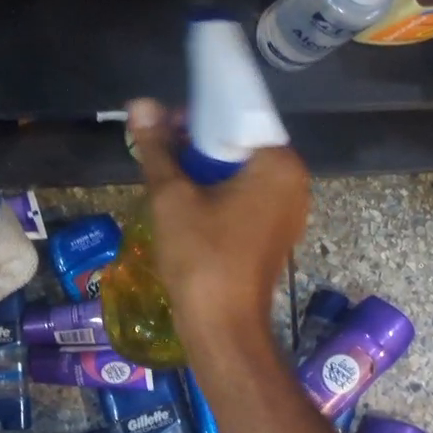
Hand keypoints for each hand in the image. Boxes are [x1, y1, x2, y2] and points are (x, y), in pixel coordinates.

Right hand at [127, 98, 308, 345]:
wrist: (221, 328)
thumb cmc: (201, 258)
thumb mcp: (171, 197)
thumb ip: (157, 148)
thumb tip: (139, 104)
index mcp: (279, 164)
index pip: (237, 117)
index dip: (195, 115)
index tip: (162, 122)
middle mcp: (293, 182)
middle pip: (238, 145)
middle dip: (196, 143)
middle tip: (157, 148)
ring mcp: (287, 211)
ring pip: (239, 173)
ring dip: (202, 169)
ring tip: (164, 172)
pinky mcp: (274, 234)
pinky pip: (243, 198)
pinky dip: (216, 193)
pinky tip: (184, 201)